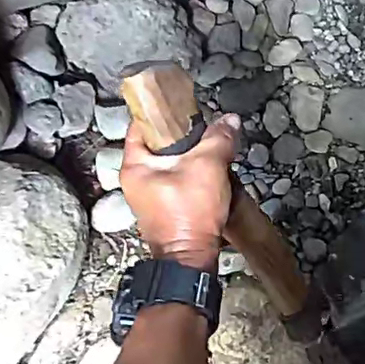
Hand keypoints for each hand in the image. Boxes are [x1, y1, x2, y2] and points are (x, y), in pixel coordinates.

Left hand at [120, 113, 240, 271]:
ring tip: (212, 154)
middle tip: (205, 132)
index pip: (142, 125)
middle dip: (185, 137)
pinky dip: (194, 175)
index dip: (163, 112)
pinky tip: (212, 176)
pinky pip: (179, 181)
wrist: (191, 257)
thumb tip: (230, 120)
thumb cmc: (189, 214)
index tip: (182, 106)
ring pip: (172, 164)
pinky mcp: (166, 207)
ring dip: (192, 158)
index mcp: (135, 165)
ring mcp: (150, 196)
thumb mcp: (209, 166)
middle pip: (161, 144)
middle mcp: (136, 180)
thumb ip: (219, 138)